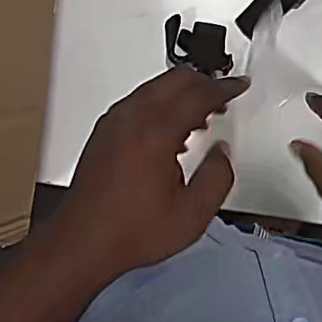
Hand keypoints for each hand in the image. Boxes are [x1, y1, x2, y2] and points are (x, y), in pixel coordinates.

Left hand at [48, 68, 248, 283]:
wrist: (82, 241)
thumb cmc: (128, 231)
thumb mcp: (191, 215)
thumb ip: (217, 178)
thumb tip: (222, 153)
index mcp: (156, 132)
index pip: (198, 95)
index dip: (224, 87)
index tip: (238, 85)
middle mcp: (133, 117)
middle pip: (176, 79)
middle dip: (205, 84)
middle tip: (222, 98)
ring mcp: (116, 119)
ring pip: (157, 86)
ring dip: (182, 93)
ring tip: (200, 117)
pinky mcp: (106, 127)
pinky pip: (140, 99)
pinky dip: (162, 102)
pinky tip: (170, 129)